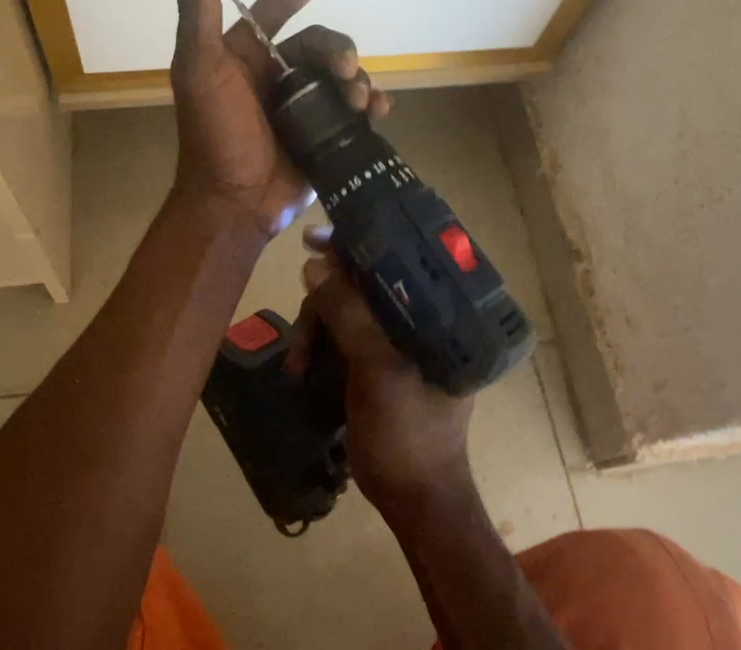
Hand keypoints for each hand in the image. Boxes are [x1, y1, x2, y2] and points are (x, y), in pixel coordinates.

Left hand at [169, 0, 392, 235]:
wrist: (233, 205)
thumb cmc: (213, 136)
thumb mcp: (199, 69)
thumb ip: (198, 9)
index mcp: (245, 55)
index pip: (278, 6)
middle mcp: (275, 75)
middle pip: (321, 44)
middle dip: (339, 49)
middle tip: (345, 72)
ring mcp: (301, 107)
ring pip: (343, 75)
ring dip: (359, 79)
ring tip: (361, 100)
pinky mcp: (322, 135)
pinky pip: (355, 110)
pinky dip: (371, 106)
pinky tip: (378, 112)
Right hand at [288, 228, 474, 516]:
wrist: (412, 500)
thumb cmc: (410, 434)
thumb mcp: (378, 371)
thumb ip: (349, 315)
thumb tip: (315, 263)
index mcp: (443, 313)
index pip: (402, 257)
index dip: (359, 245)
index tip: (317, 240)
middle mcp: (423, 317)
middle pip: (364, 282)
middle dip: (325, 302)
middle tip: (302, 331)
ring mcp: (397, 339)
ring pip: (346, 307)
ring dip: (315, 329)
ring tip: (298, 364)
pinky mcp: (375, 360)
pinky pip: (340, 334)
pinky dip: (318, 345)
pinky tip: (300, 368)